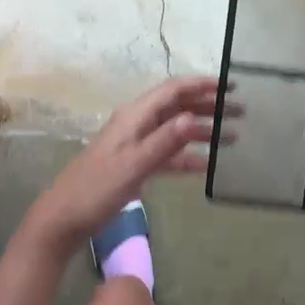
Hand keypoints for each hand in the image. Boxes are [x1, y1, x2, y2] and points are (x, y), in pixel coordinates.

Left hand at [26, 76, 222, 246]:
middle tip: (240, 110)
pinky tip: (208, 164)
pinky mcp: (135, 164)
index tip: (229, 85)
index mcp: (135, 115)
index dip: (201, 85)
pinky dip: (188, 155)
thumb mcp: (133, 166)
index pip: (173, 90)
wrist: (63, 219)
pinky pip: (168, 153)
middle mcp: (137, 123)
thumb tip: (194, 117)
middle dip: (208, 105)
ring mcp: (136, 144)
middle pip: (177, 106)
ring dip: (202, 130)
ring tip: (233, 136)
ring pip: (175, 129)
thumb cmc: (96, 189)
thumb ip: (163, 142)